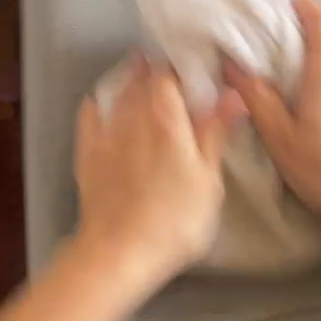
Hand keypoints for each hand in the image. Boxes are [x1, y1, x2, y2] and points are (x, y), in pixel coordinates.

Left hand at [74, 54, 240, 283]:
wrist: (118, 253)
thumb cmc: (175, 220)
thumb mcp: (209, 181)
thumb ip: (215, 134)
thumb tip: (232, 94)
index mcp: (168, 120)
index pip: (170, 76)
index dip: (181, 67)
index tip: (193, 68)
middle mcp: (134, 117)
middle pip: (142, 80)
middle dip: (155, 69)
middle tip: (168, 67)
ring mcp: (106, 134)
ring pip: (118, 94)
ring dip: (130, 79)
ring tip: (139, 70)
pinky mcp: (87, 153)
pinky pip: (90, 116)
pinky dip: (98, 103)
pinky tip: (101, 101)